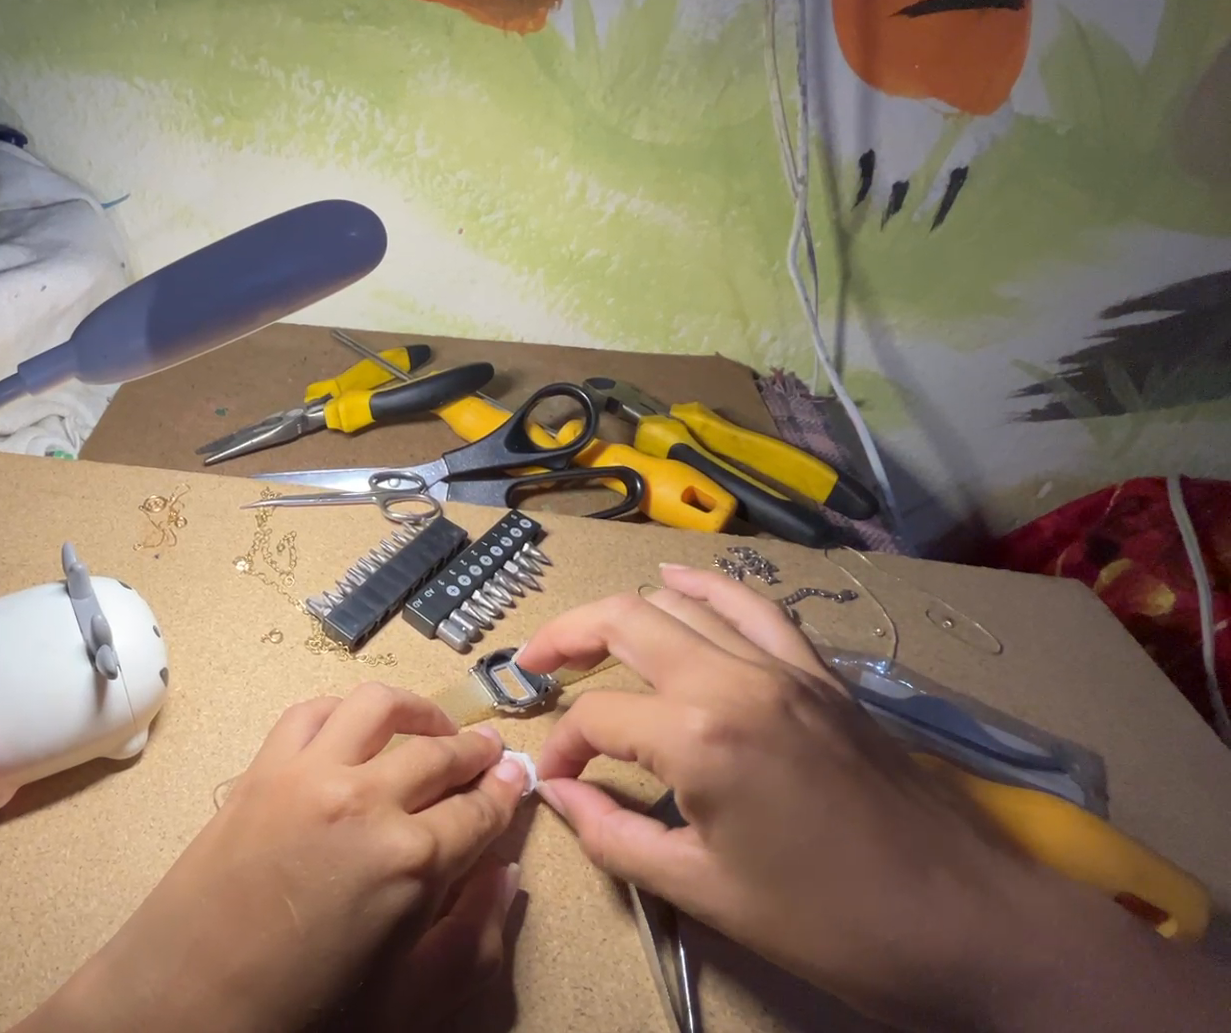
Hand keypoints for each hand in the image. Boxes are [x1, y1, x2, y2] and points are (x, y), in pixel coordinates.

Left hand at [23, 683, 527, 1032]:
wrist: (186, 997)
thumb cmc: (301, 1010)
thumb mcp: (406, 998)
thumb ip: (471, 938)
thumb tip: (506, 876)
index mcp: (410, 863)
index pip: (479, 810)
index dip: (505, 792)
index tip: (518, 777)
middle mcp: (364, 799)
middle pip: (438, 752)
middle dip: (474, 748)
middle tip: (488, 748)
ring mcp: (308, 772)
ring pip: (378, 707)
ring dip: (416, 709)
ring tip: (432, 725)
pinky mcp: (264, 765)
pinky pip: (311, 711)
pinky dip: (344, 709)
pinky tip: (356, 726)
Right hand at [522, 564, 1228, 1031]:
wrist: (976, 929)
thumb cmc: (831, 920)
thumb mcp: (703, 891)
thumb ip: (613, 836)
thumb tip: (558, 795)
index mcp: (698, 736)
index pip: (597, 717)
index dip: (563, 749)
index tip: (557, 783)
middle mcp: (731, 680)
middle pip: (621, 623)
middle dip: (562, 639)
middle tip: (531, 664)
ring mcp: (780, 666)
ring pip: (678, 605)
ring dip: (618, 612)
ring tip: (581, 632)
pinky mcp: (817, 672)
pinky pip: (752, 608)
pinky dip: (706, 588)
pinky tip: (674, 579)